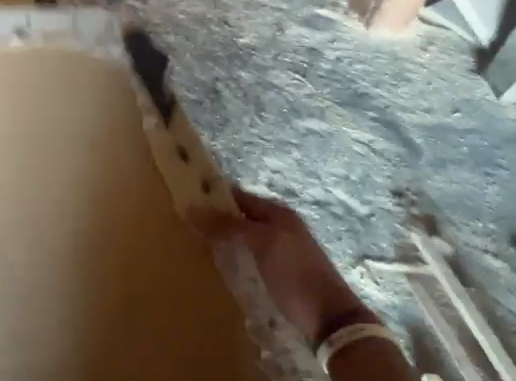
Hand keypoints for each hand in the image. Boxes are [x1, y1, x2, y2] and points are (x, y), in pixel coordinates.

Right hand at [198, 187, 371, 344]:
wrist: (331, 320)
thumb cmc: (296, 272)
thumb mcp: (261, 242)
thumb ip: (227, 224)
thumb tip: (191, 207)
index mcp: (277, 213)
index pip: (237, 195)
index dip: (213, 195)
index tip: (184, 197)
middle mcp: (279, 227)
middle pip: (239, 216)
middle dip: (214, 217)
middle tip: (185, 221)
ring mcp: (279, 251)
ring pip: (242, 237)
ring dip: (222, 238)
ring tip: (195, 240)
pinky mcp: (277, 272)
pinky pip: (247, 255)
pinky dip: (232, 255)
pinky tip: (217, 261)